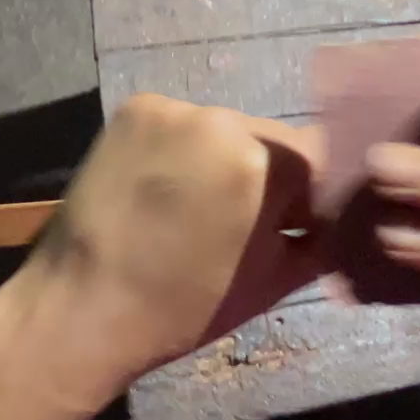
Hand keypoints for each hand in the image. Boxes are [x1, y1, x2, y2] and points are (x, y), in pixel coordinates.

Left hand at [3, 95, 322, 396]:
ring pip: (225, 130)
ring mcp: (174, 109)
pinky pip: (182, 124)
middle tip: (241, 217)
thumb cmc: (186, 307)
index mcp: (264, 162)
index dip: (308, 197)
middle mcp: (222, 118)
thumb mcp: (274, 280)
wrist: (81, 310)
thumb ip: (318, 240)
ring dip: (223, 159)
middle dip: (265, 175)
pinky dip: (182, 148)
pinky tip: (163, 185)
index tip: (291, 225)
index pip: (316, 160)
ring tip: (195, 204)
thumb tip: (338, 220)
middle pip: (269, 141)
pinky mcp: (135, 109)